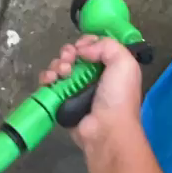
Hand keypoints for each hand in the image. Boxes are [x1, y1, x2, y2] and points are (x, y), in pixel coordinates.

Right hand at [39, 35, 143, 149]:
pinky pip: (49, 83)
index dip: (85, 42)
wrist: (106, 130)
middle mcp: (92, 76)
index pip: (92, 45)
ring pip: (59, 66)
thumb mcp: (124, 63)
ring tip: (62, 73)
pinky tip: (50, 80)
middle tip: (70, 59)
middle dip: (68, 52)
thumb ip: (107, 45)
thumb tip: (82, 49)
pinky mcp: (61, 100)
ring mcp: (76, 88)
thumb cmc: (118, 96)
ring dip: (57, 64)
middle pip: (73, 54)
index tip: (82, 46)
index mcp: (110, 66)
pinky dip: (47, 78)